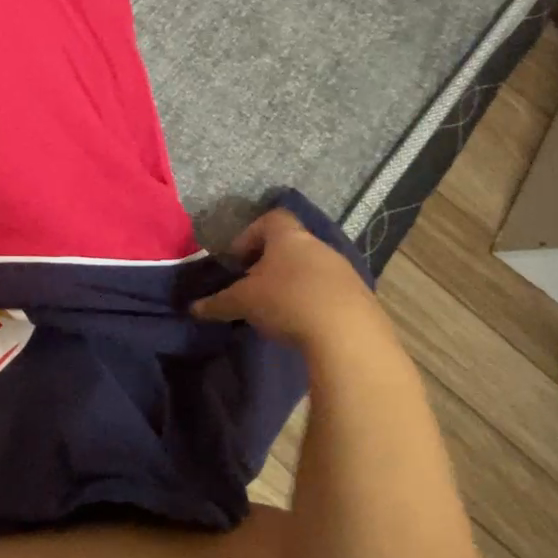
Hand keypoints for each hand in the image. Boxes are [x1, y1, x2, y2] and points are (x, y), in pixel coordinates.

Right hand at [191, 208, 386, 351]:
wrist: (350, 339)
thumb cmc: (286, 302)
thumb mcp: (242, 303)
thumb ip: (216, 303)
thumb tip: (193, 308)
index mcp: (289, 238)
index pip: (271, 218)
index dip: (251, 234)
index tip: (239, 259)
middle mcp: (320, 247)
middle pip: (292, 245)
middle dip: (271, 262)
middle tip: (254, 286)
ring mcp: (346, 273)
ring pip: (313, 269)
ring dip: (295, 282)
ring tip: (279, 308)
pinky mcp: (364, 299)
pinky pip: (333, 292)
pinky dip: (316, 301)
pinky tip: (305, 324)